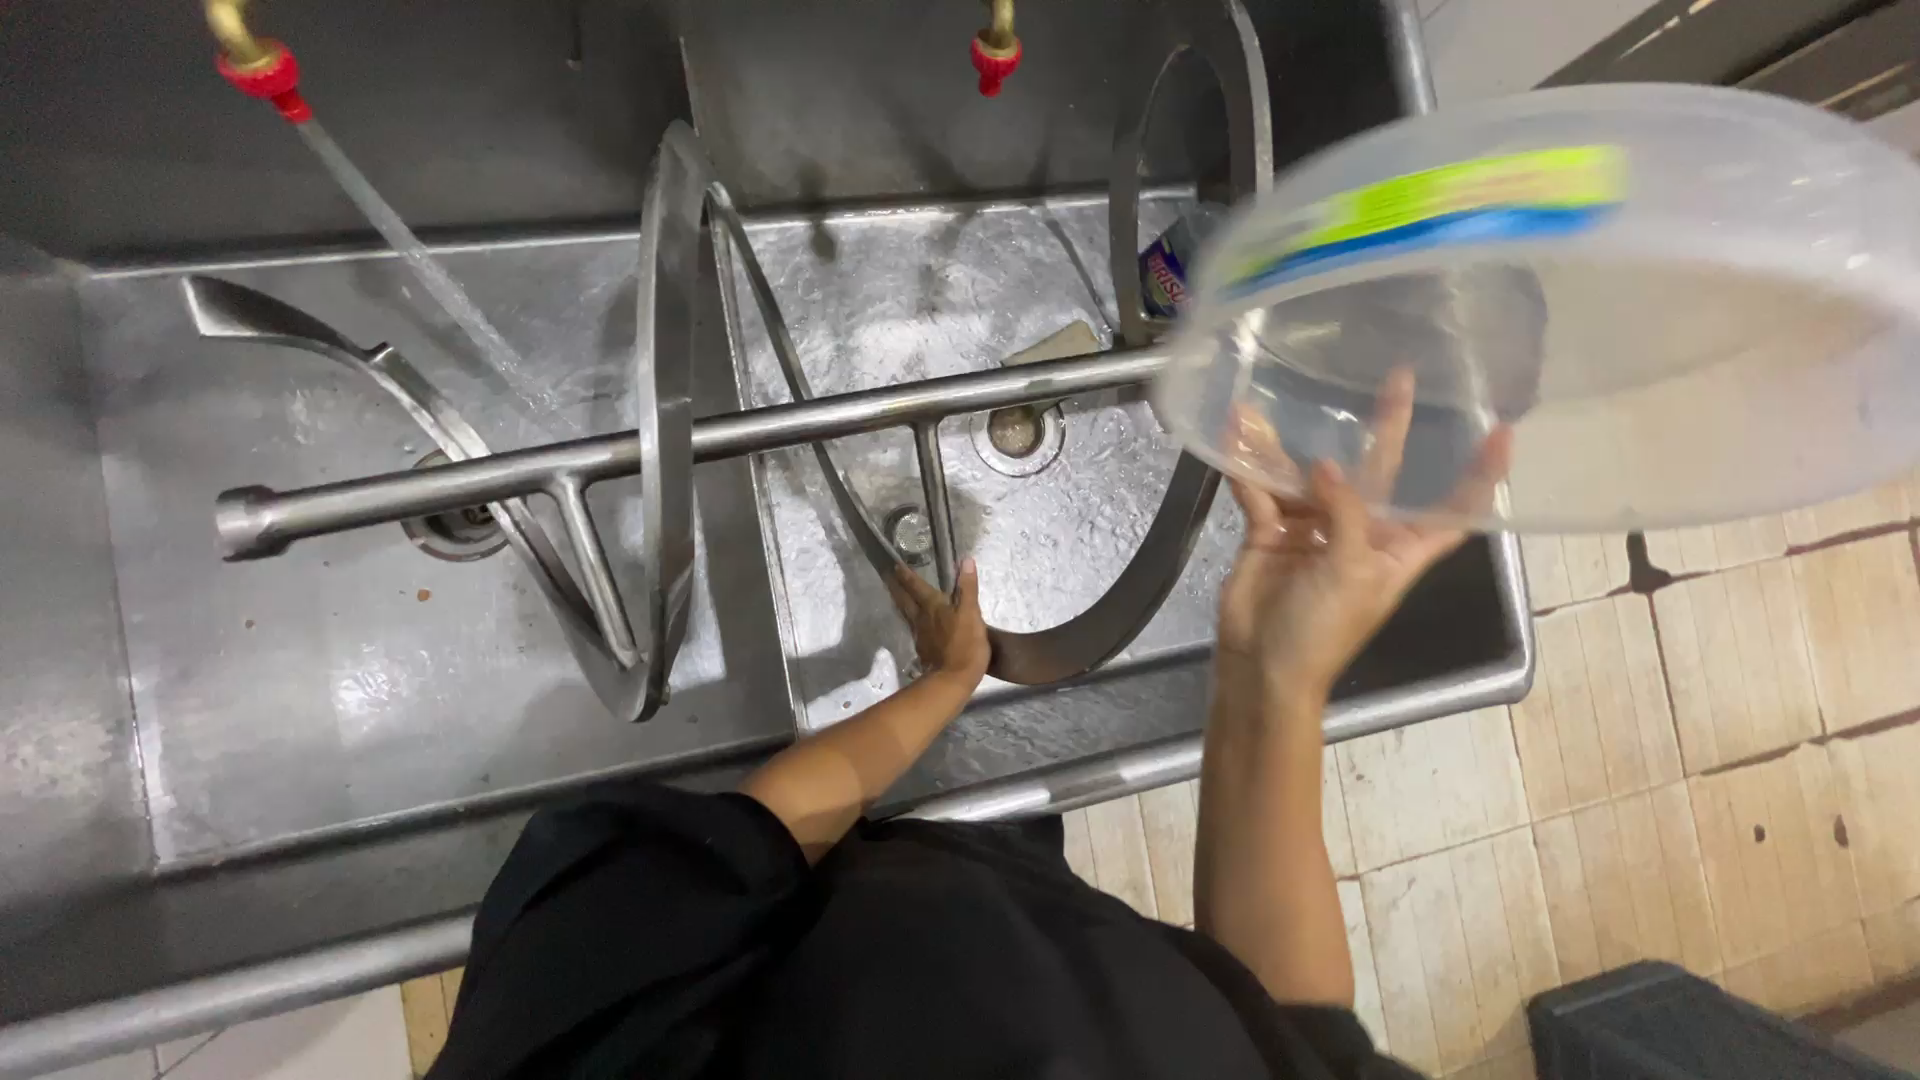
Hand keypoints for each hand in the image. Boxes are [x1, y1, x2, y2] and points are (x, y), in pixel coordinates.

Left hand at [889, 557, 991, 684]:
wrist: (953, 679)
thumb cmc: (965, 644)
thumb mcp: (971, 613)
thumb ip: (967, 587)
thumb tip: (965, 560)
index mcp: (933, 606)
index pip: (917, 586)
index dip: (906, 575)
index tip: (895, 565)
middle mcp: (921, 618)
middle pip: (905, 600)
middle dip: (896, 588)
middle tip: (887, 577)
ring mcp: (920, 635)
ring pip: (907, 615)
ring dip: (900, 603)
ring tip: (895, 596)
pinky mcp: (923, 650)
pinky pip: (914, 630)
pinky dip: (911, 622)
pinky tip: (914, 624)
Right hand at [1216, 368, 1511, 704]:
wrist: (1261, 664)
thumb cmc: (1324, 629)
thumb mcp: (1352, 572)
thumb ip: (1345, 512)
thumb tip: (1324, 462)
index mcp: (1397, 550)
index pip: (1449, 511)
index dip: (1477, 476)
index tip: (1500, 432)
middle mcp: (1359, 533)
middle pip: (1379, 473)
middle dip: (1388, 428)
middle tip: (1398, 377)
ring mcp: (1311, 531)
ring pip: (1306, 479)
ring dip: (1287, 447)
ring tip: (1269, 406)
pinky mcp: (1270, 533)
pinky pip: (1262, 494)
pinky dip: (1247, 470)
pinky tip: (1234, 436)